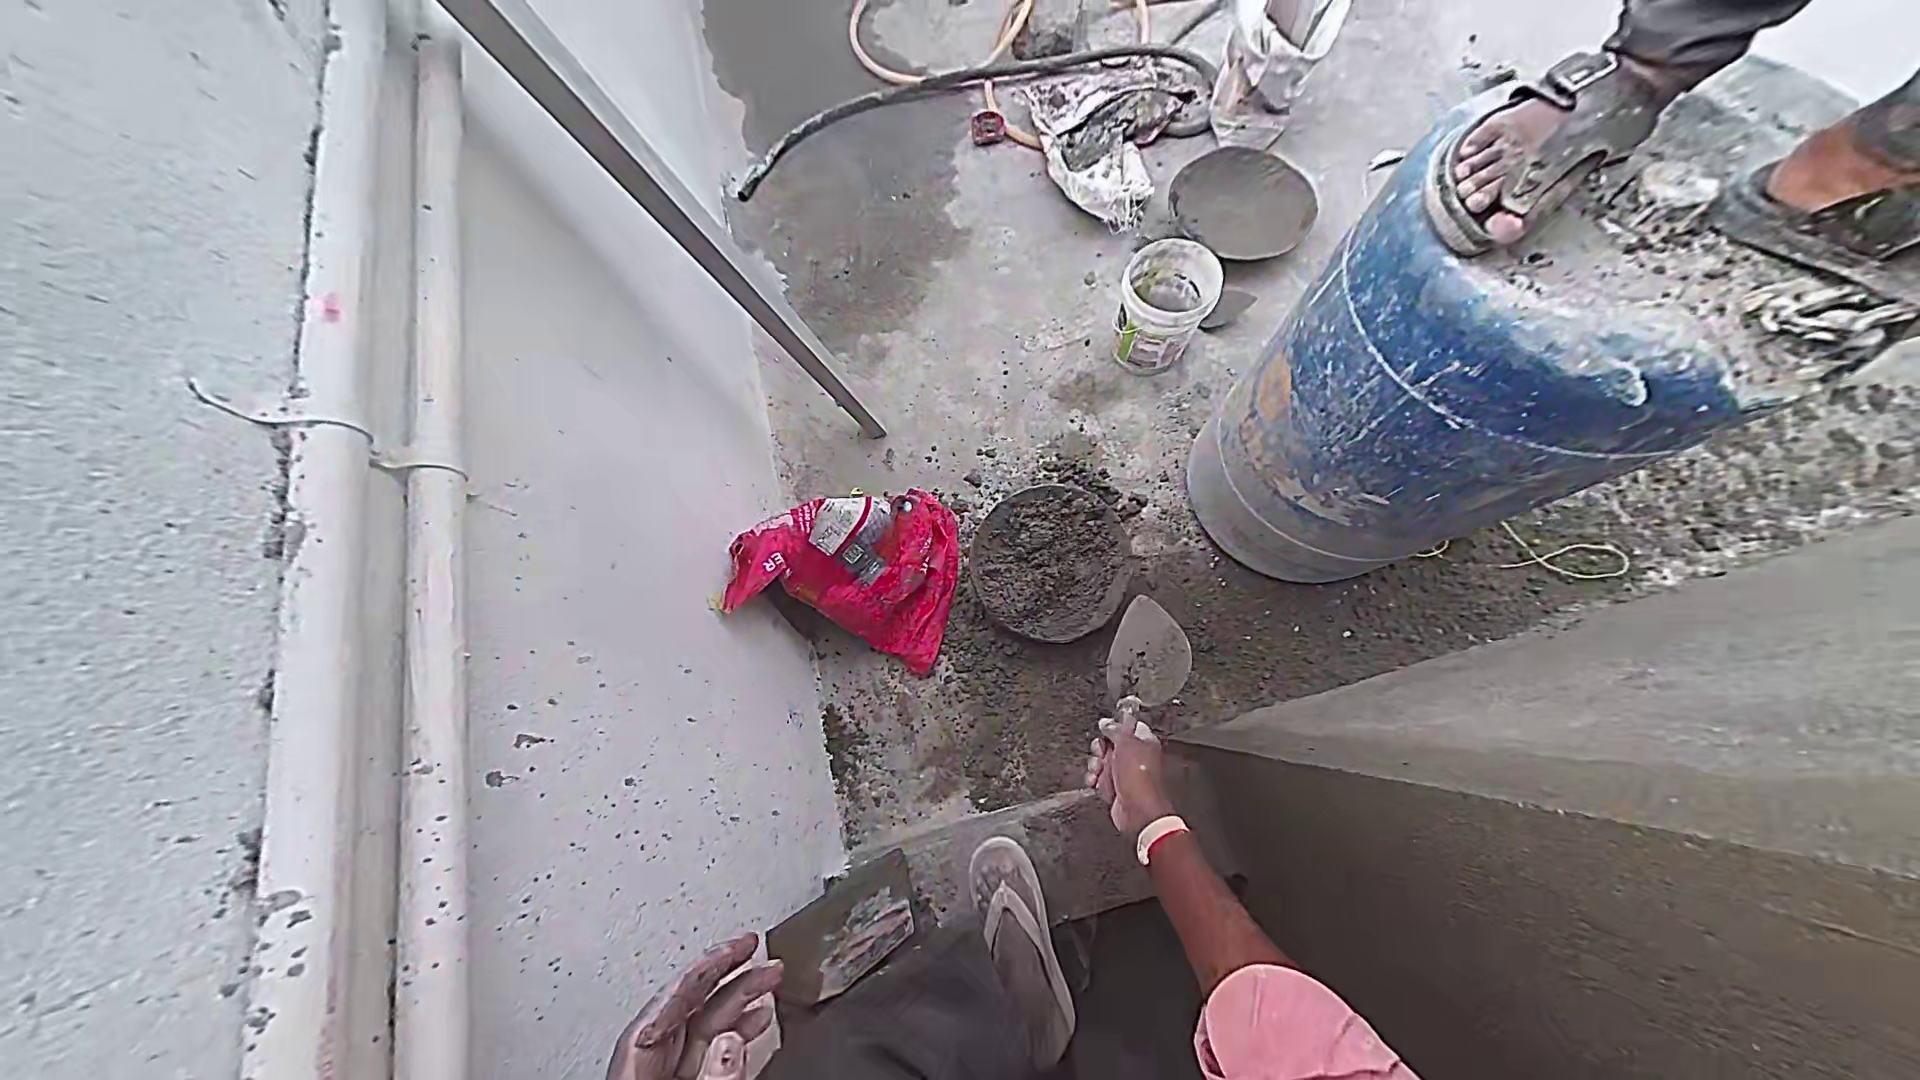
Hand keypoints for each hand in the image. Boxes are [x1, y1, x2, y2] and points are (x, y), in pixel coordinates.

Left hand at [607, 934, 783, 1079]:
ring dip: (741, 996)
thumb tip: (733, 1036)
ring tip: (771, 976)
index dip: (707, 964)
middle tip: (757, 947)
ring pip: (705, 1022)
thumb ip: (710, 1074)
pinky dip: (737, 1026)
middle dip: (729, 972)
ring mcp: (663, 1072)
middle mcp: (649, 1062)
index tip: (739, 943)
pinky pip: (710, 1046)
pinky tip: (758, 1016)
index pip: (670, 997)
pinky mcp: (681, 1079)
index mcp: (637, 1061)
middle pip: (691, 1003)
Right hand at [1084, 698, 1173, 837]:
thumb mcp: (1126, 744)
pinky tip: (1095, 781)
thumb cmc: (1138, 777)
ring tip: (1098, 770)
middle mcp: (1134, 756)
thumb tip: (1106, 722)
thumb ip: (1115, 730)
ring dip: (1095, 764)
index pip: (1127, 726)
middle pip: (1109, 743)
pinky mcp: (1114, 786)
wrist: (1137, 811)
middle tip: (1101, 753)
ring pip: (1100, 760)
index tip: (1106, 729)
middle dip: (1099, 748)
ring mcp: (1123, 772)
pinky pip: (1097, 777)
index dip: (1114, 726)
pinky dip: (1093, 778)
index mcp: (1143, 742)